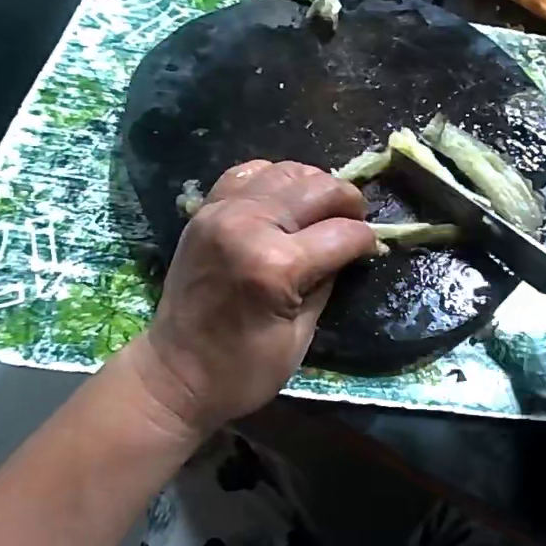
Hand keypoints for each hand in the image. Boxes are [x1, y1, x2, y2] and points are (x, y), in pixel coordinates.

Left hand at [123, 160, 377, 438]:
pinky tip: (286, 201)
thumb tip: (352, 249)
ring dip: (315, 186)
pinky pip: (249, 173)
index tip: (373, 250)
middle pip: (320, 188)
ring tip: (323, 210)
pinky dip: (275, 179)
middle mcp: (248, 226)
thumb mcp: (302, 335)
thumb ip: (328, 281)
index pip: (344, 232)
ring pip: (288, 170)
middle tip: (356, 222)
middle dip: (349, 202)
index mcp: (276, 266)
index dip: (367, 240)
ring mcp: (222, 213)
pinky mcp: (205, 211)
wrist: (172, 375)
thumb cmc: (243, 370)